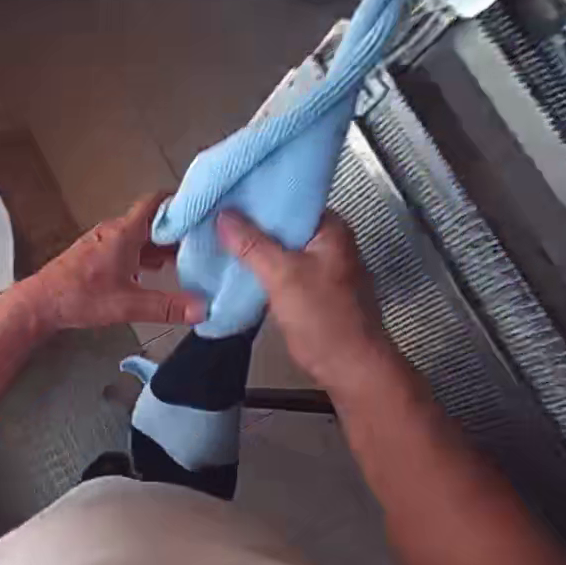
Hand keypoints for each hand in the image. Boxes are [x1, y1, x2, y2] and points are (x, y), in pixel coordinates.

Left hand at [17, 194, 205, 331]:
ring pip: (139, 236)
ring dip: (160, 245)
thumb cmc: (77, 297)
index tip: (202, 209)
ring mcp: (103, 242)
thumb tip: (200, 309)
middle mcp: (114, 231)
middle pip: (152, 221)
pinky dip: (144, 256)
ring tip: (184, 258)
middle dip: (177, 230)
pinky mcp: (96, 255)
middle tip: (201, 240)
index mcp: (124, 233)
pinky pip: (127, 248)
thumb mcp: (128, 305)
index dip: (181, 202)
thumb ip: (167, 306)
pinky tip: (153, 273)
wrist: (40, 303)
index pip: (157, 202)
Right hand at [217, 209, 397, 392]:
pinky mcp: (312, 293)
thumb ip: (252, 244)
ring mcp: (321, 269)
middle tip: (217, 221)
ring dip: (255, 251)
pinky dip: (262, 273)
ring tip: (222, 244)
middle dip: (251, 226)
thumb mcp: (283, 275)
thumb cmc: (327, 321)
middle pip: (283, 225)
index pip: (290, 199)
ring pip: (281, 251)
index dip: (258, 198)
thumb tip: (225, 217)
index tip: (227, 197)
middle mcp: (329, 244)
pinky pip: (282, 273)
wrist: (349, 367)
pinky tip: (239, 274)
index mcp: (330, 229)